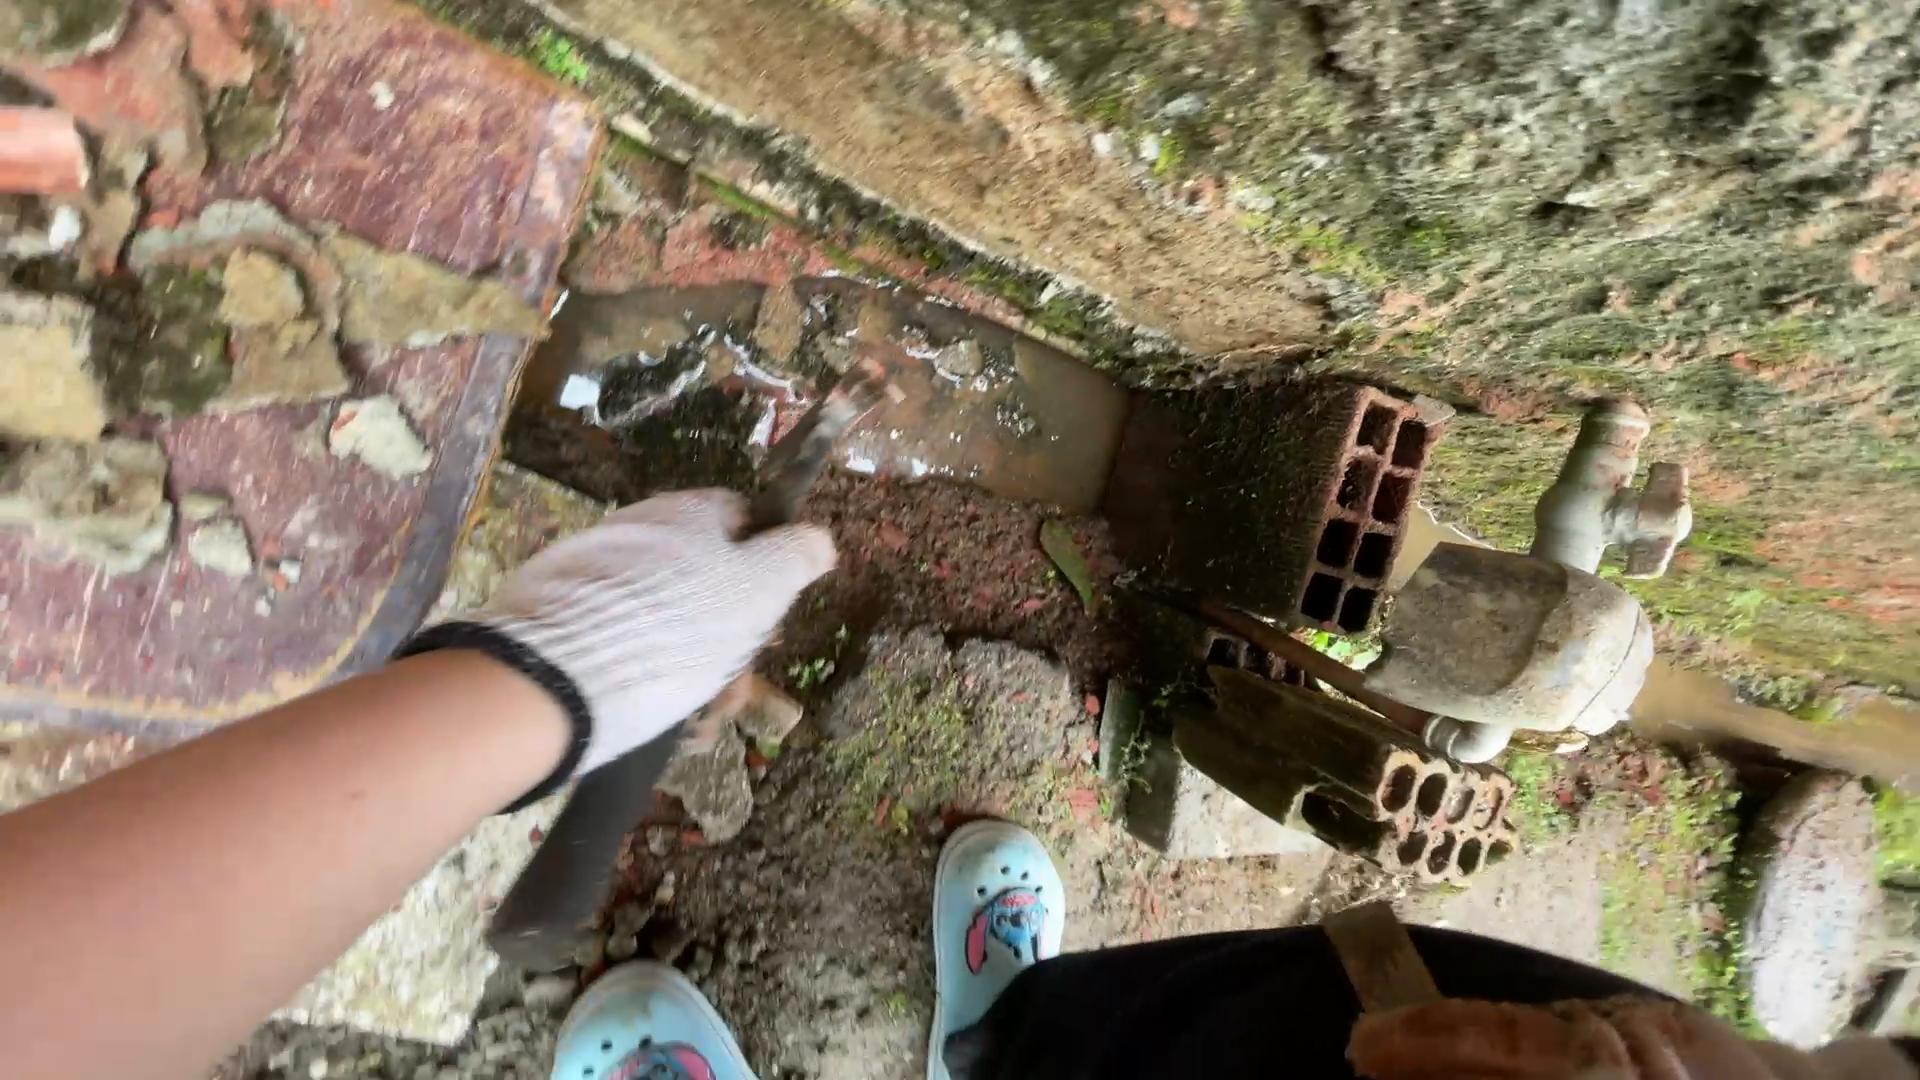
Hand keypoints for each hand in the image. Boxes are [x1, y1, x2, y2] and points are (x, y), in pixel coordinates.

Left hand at [477, 489, 834, 775]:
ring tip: (696, 709)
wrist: (551, 677)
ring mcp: (595, 564)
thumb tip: (821, 537)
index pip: (747, 521)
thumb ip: (797, 556)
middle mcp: (642, 525)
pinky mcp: (557, 607)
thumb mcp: (760, 588)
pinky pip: (623, 628)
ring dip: (694, 654)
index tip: (769, 614)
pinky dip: (645, 659)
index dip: (769, 566)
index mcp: (692, 510)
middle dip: (730, 625)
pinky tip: (651, 701)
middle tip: (734, 678)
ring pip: (667, 608)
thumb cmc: (678, 625)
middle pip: (707, 572)